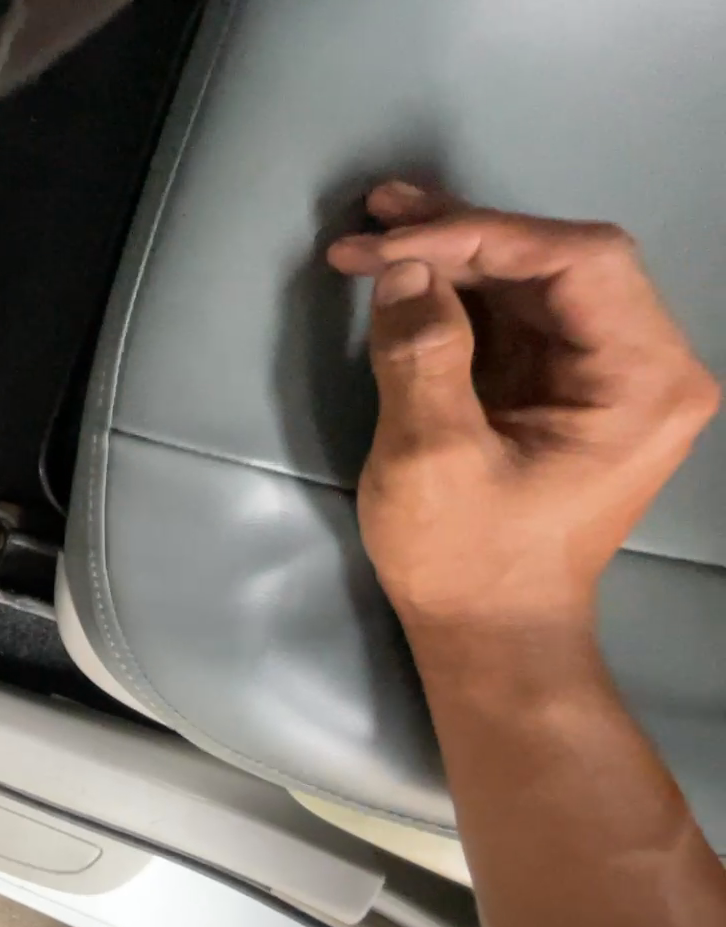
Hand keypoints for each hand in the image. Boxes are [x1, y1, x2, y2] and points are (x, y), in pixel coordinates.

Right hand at [328, 181, 718, 629]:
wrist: (481, 624)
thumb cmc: (462, 552)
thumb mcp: (431, 457)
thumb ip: (421, 358)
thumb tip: (404, 273)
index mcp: (639, 379)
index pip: (578, 264)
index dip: (482, 237)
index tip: (388, 244)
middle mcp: (631, 365)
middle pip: (554, 266)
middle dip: (462, 233)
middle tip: (377, 212)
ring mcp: (585, 379)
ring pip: (525, 289)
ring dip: (451, 256)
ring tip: (376, 231)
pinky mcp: (538, 395)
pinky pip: (501, 326)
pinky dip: (447, 297)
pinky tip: (401, 279)